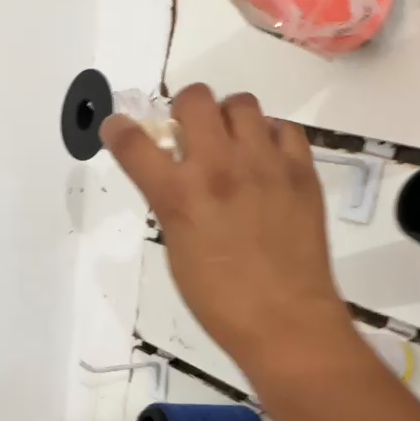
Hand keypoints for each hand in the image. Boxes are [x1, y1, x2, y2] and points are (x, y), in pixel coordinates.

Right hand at [102, 84, 355, 368]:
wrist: (285, 321)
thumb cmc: (222, 304)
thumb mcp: (179, 255)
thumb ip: (174, 209)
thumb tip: (177, 182)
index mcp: (180, 197)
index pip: (136, 145)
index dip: (120, 130)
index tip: (118, 128)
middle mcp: (220, 168)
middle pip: (194, 99)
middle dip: (185, 112)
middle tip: (190, 136)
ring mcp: (265, 164)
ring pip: (242, 104)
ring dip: (229, 119)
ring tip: (233, 147)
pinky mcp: (301, 171)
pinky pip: (284, 129)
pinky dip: (270, 137)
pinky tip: (266, 162)